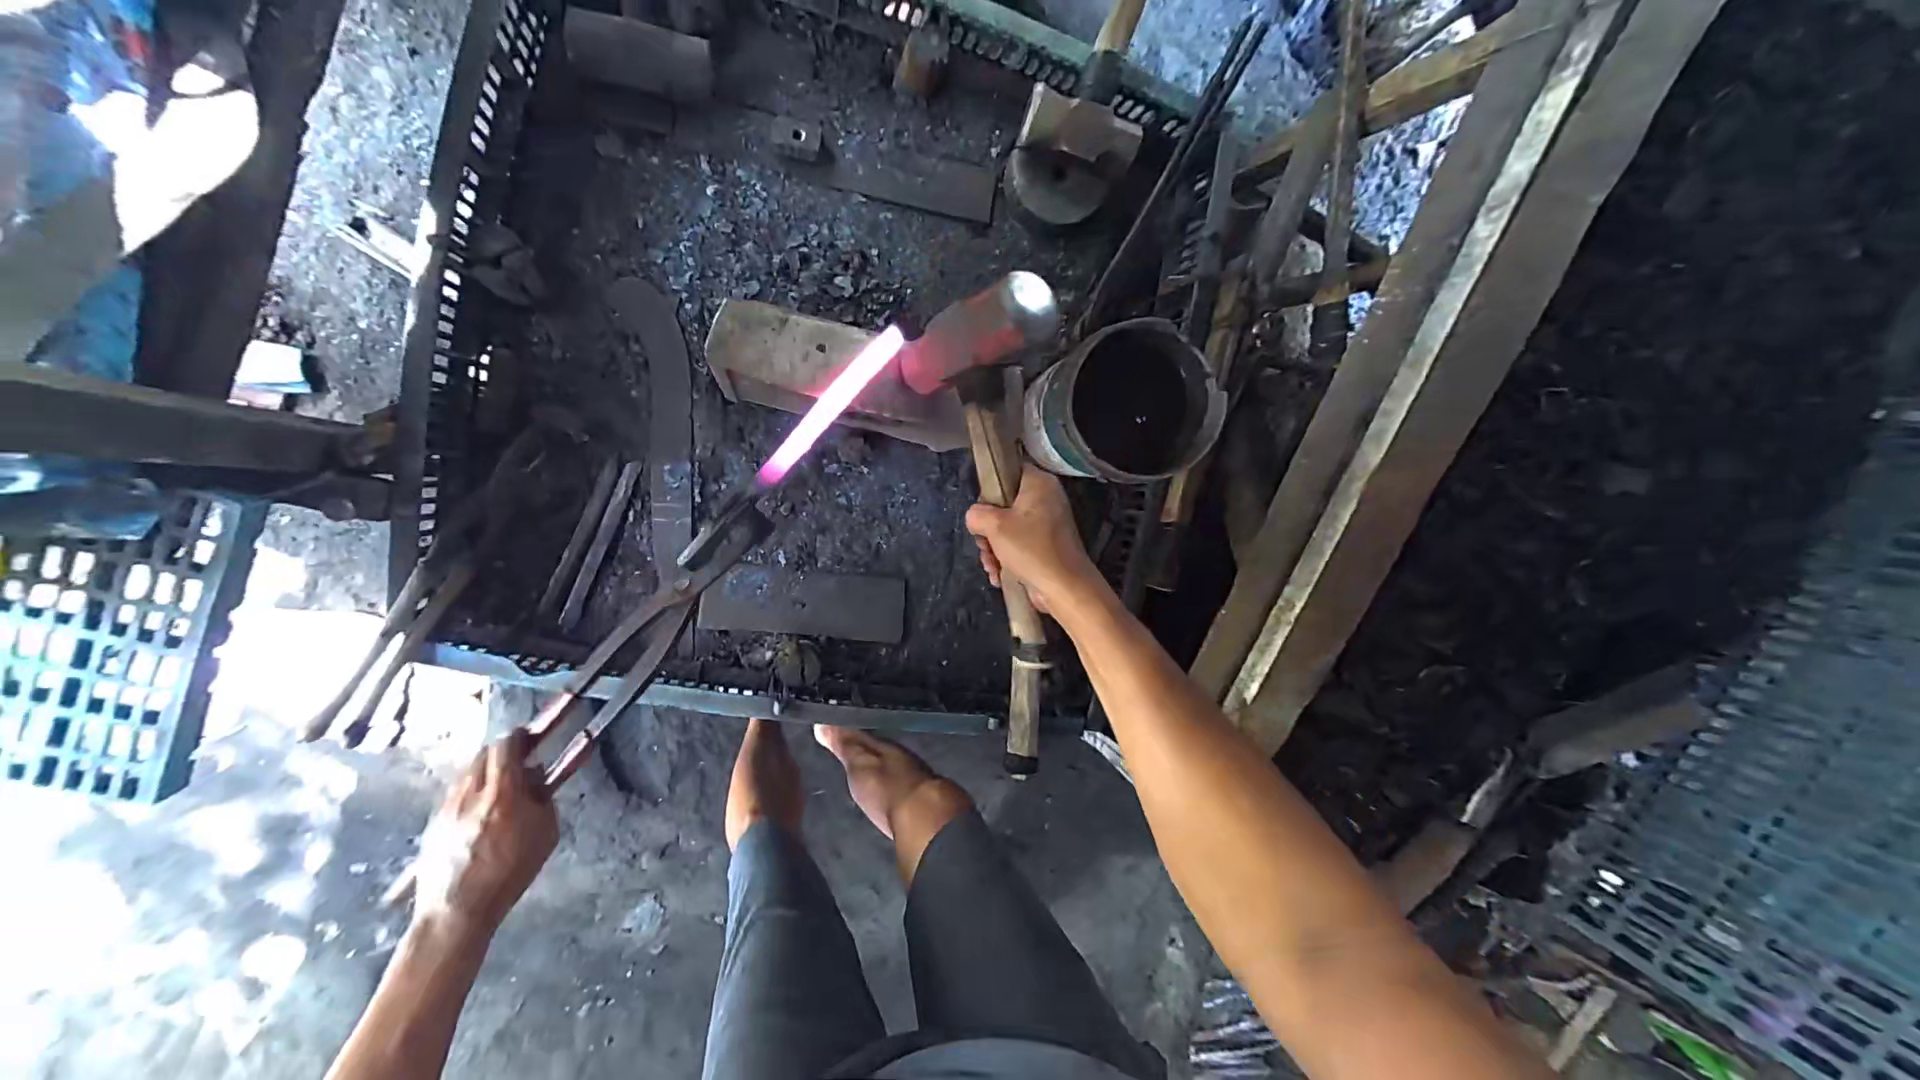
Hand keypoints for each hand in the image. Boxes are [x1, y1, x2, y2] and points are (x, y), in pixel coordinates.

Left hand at [413, 729, 558, 930]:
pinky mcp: (433, 824)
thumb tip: (535, 778)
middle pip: (482, 754)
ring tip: (499, 790)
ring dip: (485, 773)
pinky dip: (470, 794)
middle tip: (517, 762)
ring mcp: (447, 808)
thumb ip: (543, 798)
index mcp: (502, 793)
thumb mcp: (545, 832)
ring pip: (466, 774)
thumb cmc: (510, 872)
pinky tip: (480, 815)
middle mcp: (469, 794)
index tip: (527, 737)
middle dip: (501, 753)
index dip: (518, 737)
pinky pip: (455, 795)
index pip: (505, 747)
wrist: (458, 911)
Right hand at [965, 465, 1105, 615]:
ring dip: (993, 549)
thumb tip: (976, 517)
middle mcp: (1046, 499)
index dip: (990, 488)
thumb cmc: (1030, 548)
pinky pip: (1019, 545)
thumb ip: (976, 514)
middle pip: (1004, 505)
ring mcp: (1047, 524)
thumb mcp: (994, 526)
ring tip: (991, 566)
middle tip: (984, 544)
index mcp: (1039, 484)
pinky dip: (1006, 559)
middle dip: (988, 530)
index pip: (1009, 471)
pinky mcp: (1046, 546)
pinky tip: (999, 575)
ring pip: (1008, 529)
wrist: (1064, 586)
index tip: (980, 509)